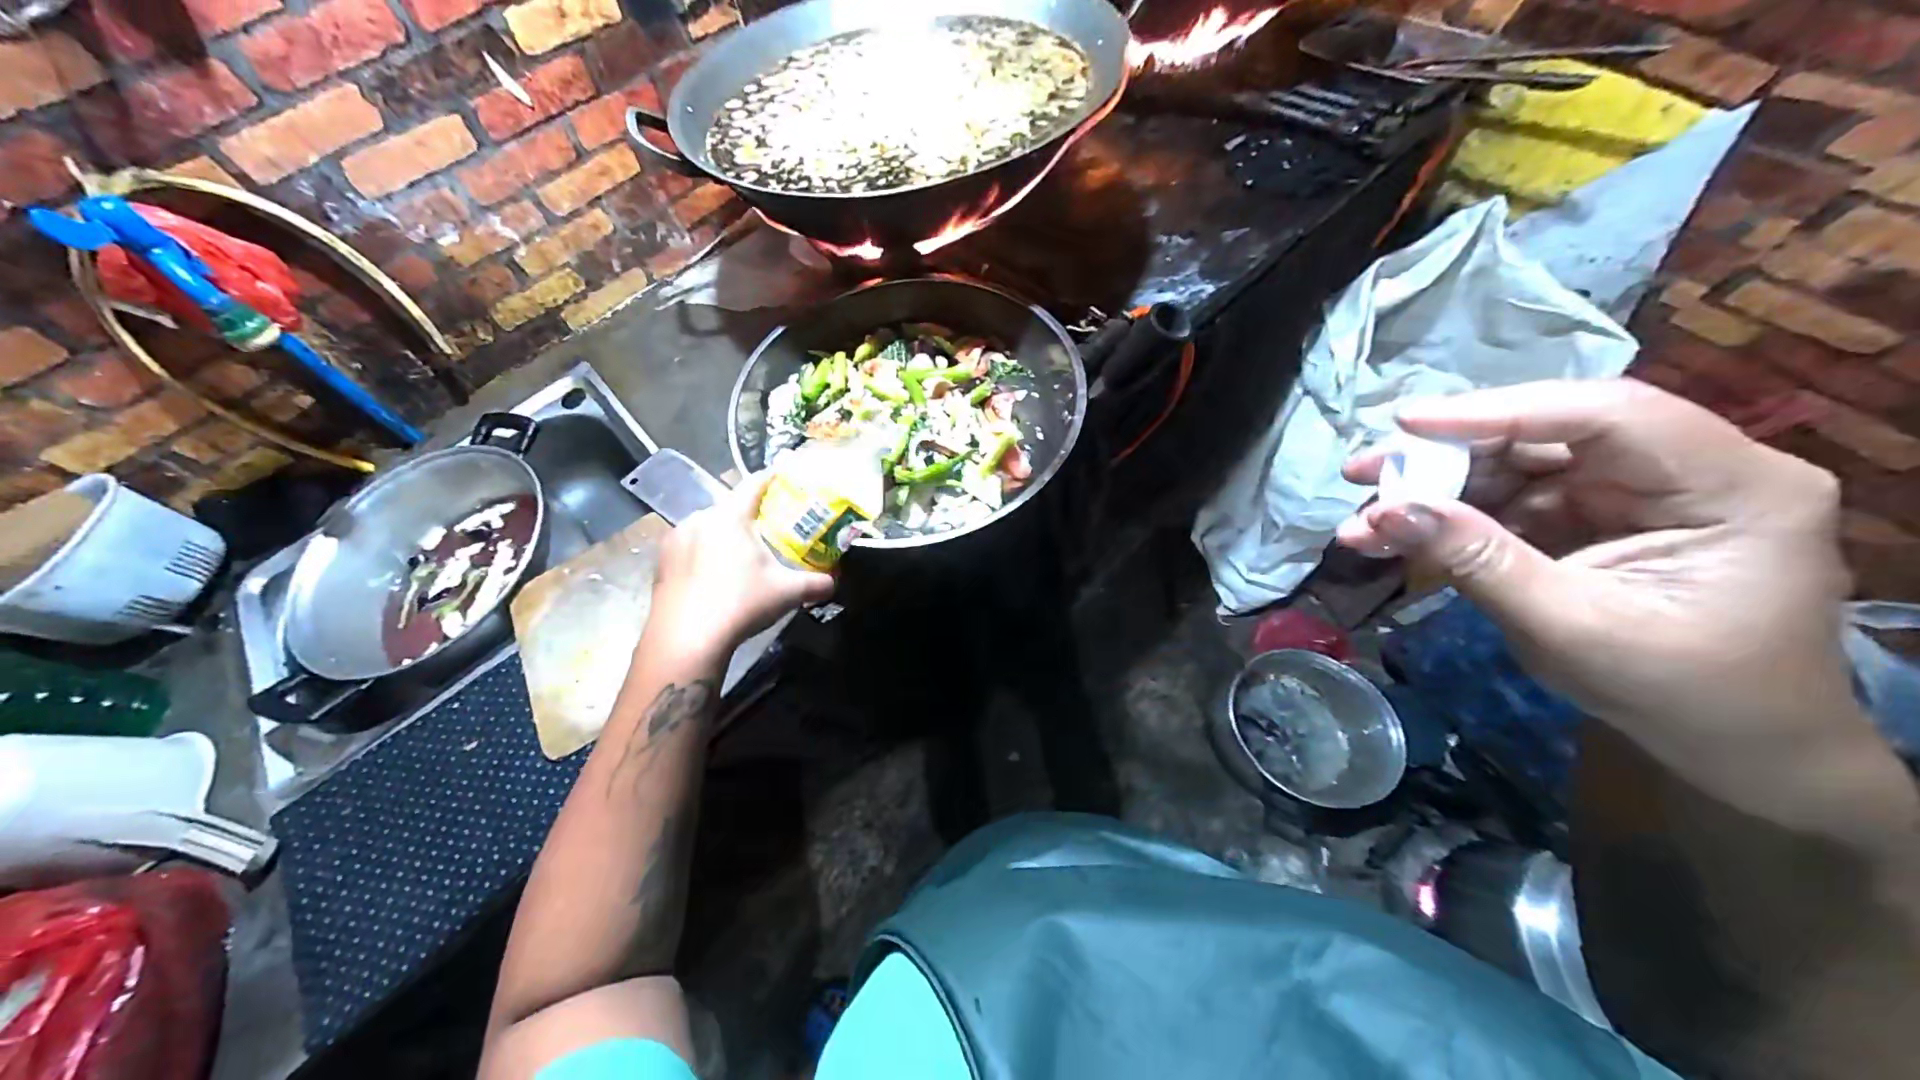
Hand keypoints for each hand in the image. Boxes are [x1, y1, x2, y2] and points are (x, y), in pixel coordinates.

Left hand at [645, 471, 834, 659]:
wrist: (685, 640)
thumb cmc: (740, 604)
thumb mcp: (787, 593)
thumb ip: (816, 583)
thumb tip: (834, 583)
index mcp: (729, 516)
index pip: (753, 485)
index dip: (771, 477)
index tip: (783, 473)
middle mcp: (698, 519)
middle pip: (729, 508)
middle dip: (749, 515)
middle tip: (768, 528)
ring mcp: (675, 540)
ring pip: (707, 528)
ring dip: (724, 536)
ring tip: (741, 557)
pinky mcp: (660, 563)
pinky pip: (689, 548)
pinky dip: (705, 555)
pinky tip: (715, 577)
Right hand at [1336, 379, 1852, 753]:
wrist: (1738, 746)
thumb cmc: (1679, 694)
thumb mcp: (1569, 628)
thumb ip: (1477, 560)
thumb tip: (1385, 510)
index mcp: (1731, 485)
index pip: (1606, 414)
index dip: (1498, 412)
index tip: (1405, 423)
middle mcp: (1687, 467)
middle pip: (1549, 433)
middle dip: (1446, 453)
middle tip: (1364, 472)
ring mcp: (1639, 490)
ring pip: (1519, 464)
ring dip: (1437, 488)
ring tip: (1366, 518)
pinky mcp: (1599, 514)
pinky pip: (1514, 499)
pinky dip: (1452, 515)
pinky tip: (1397, 532)